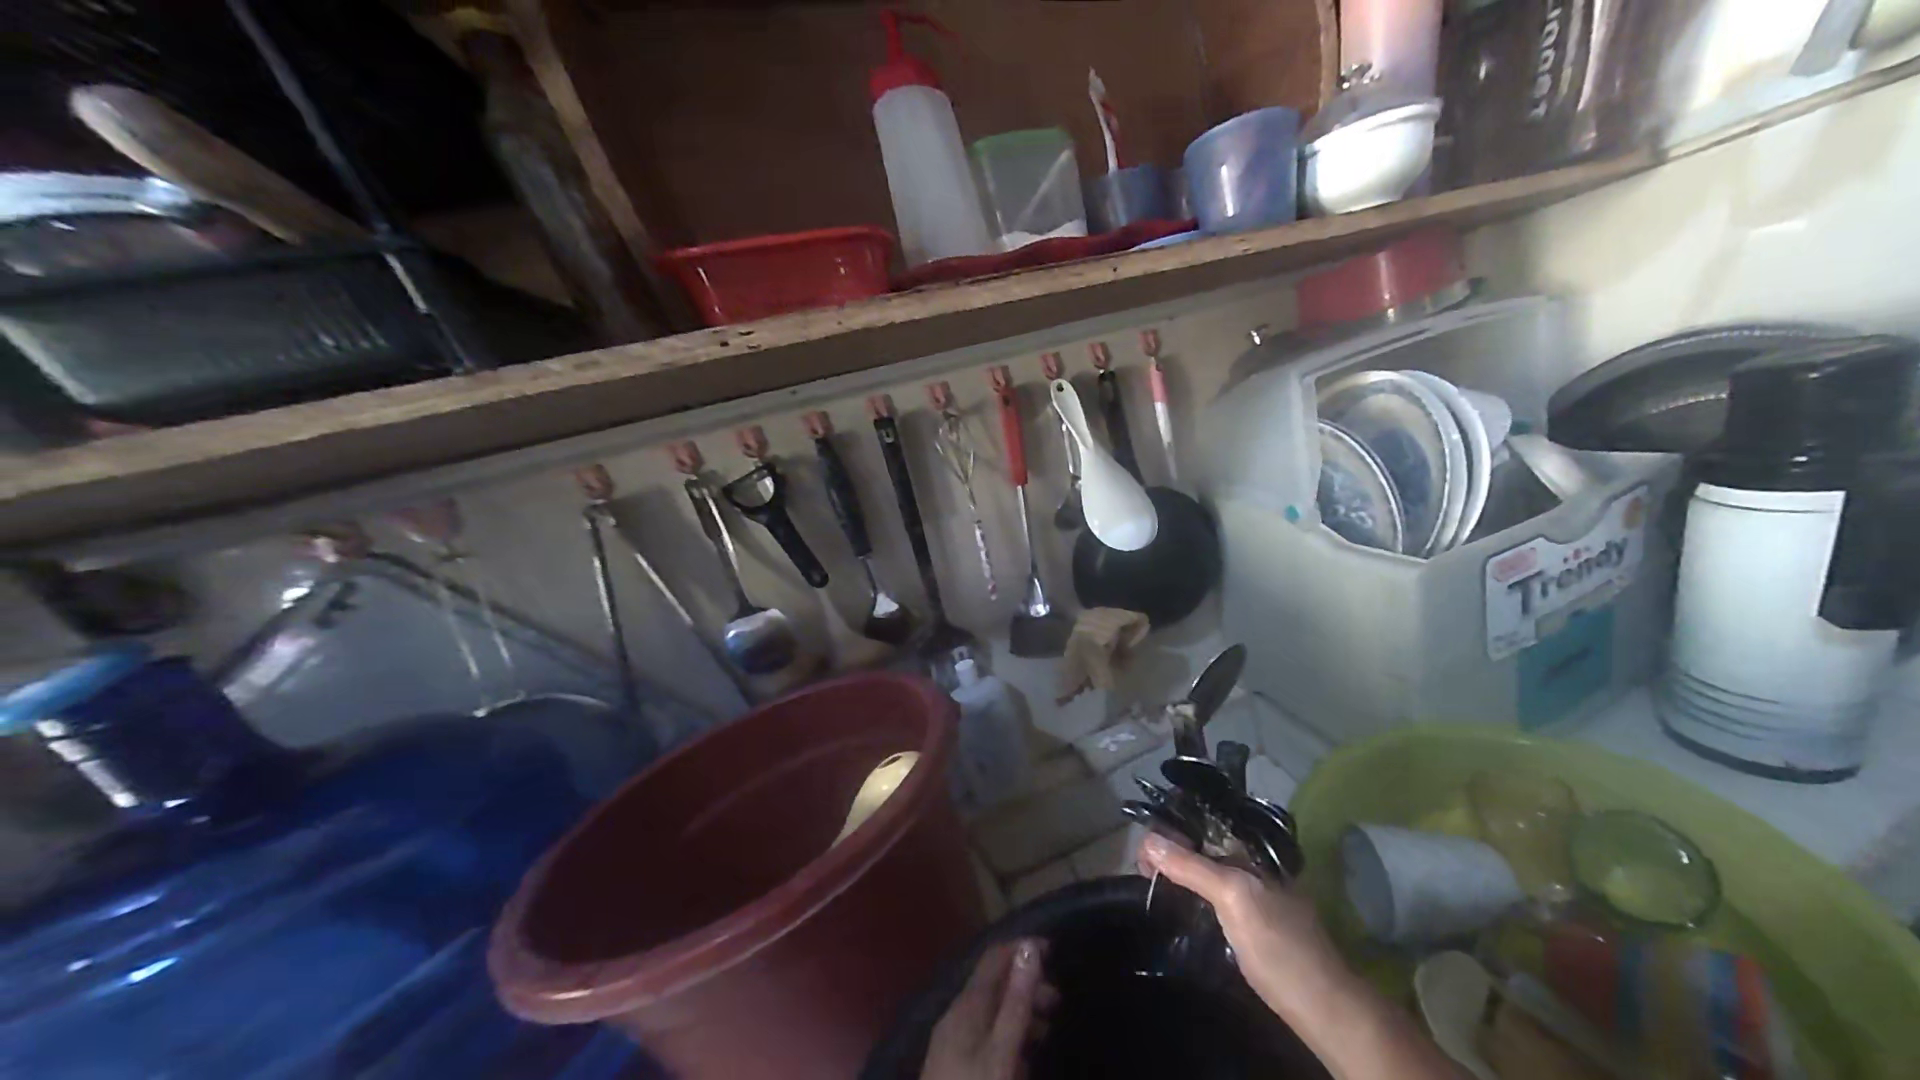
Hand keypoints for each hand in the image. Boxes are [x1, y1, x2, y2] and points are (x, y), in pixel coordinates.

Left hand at [920, 938, 1058, 1079]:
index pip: (994, 958)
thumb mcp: (1003, 1051)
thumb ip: (1017, 1001)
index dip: (1022, 949)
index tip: (1053, 951)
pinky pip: (985, 1037)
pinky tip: (1024, 1059)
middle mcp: (957, 1015)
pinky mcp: (955, 1067)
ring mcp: (953, 1042)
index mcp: (967, 1005)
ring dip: (1019, 1012)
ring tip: (1046, 1030)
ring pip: (991, 1012)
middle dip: (1026, 985)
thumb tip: (1030, 947)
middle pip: (994, 985)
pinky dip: (1008, 1036)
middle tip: (1057, 1002)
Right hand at [1136, 834, 1465, 1079]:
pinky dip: (1190, 894)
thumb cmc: (1279, 946)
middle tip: (1141, 871)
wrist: (1322, 1007)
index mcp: (1250, 850)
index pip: (1201, 823)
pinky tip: (1175, 905)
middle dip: (1168, 850)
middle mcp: (1250, 864)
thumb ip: (1192, 867)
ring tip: (1150, 885)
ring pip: (1205, 870)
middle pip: (1200, 844)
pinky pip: (1212, 894)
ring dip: (1176, 873)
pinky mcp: (1248, 920)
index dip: (1168, 829)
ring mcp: (1252, 894)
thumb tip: (1147, 839)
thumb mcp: (1234, 898)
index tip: (1142, 852)